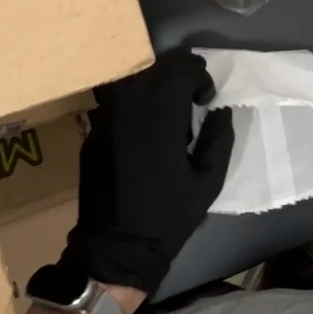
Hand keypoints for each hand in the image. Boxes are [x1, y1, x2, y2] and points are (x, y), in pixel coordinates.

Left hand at [61, 51, 234, 293]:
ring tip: (167, 108)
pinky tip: (144, 128)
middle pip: (157, 67)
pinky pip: (117, 100)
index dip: (200, 76)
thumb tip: (220, 110)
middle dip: (180, 75)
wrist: (116, 246)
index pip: (182, 67)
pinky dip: (135, 102)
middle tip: (191, 98)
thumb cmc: (168, 215)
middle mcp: (130, 105)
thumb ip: (219, 136)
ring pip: (134, 78)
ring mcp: (106, 116)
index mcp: (161, 114)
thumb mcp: (208, 180)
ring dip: (155, 84)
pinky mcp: (93, 130)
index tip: (205, 98)